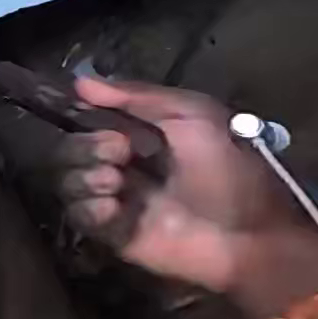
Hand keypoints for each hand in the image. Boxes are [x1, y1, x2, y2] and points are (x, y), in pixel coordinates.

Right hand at [55, 78, 297, 290]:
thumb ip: (138, 95)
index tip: (92, 112)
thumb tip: (79, 81)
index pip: (85, 119)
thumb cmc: (229, 170)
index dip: (83, 114)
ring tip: (116, 183)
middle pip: (68, 149)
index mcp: (135, 135)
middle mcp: (118, 165)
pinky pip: (78, 215)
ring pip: (66, 181)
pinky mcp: (113, 234)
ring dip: (85, 176)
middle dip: (86, 147)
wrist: (252, 237)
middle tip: (121, 153)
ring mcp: (114, 200)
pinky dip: (89, 207)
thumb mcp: (193, 115)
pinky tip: (114, 207)